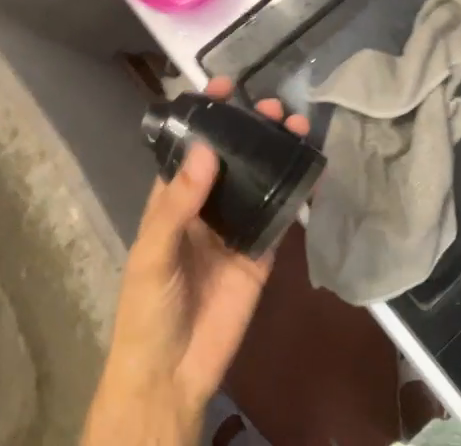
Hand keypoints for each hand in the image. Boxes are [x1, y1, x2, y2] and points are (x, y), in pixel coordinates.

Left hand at [81, 78, 308, 445]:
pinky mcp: (261, 251)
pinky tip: (313, 167)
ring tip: (296, 126)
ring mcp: (236, 227)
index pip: (190, 149)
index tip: (225, 86)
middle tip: (273, 107)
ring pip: (259, 179)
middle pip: (231, 158)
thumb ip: (177, 204)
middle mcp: (206, 207)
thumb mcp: (152, 255)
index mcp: (171, 201)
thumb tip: (208, 149)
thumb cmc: (147, 310)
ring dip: (276, 151)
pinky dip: (297, 190)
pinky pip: (281, 214)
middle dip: (250, 129)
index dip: (206, 118)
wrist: (173, 373)